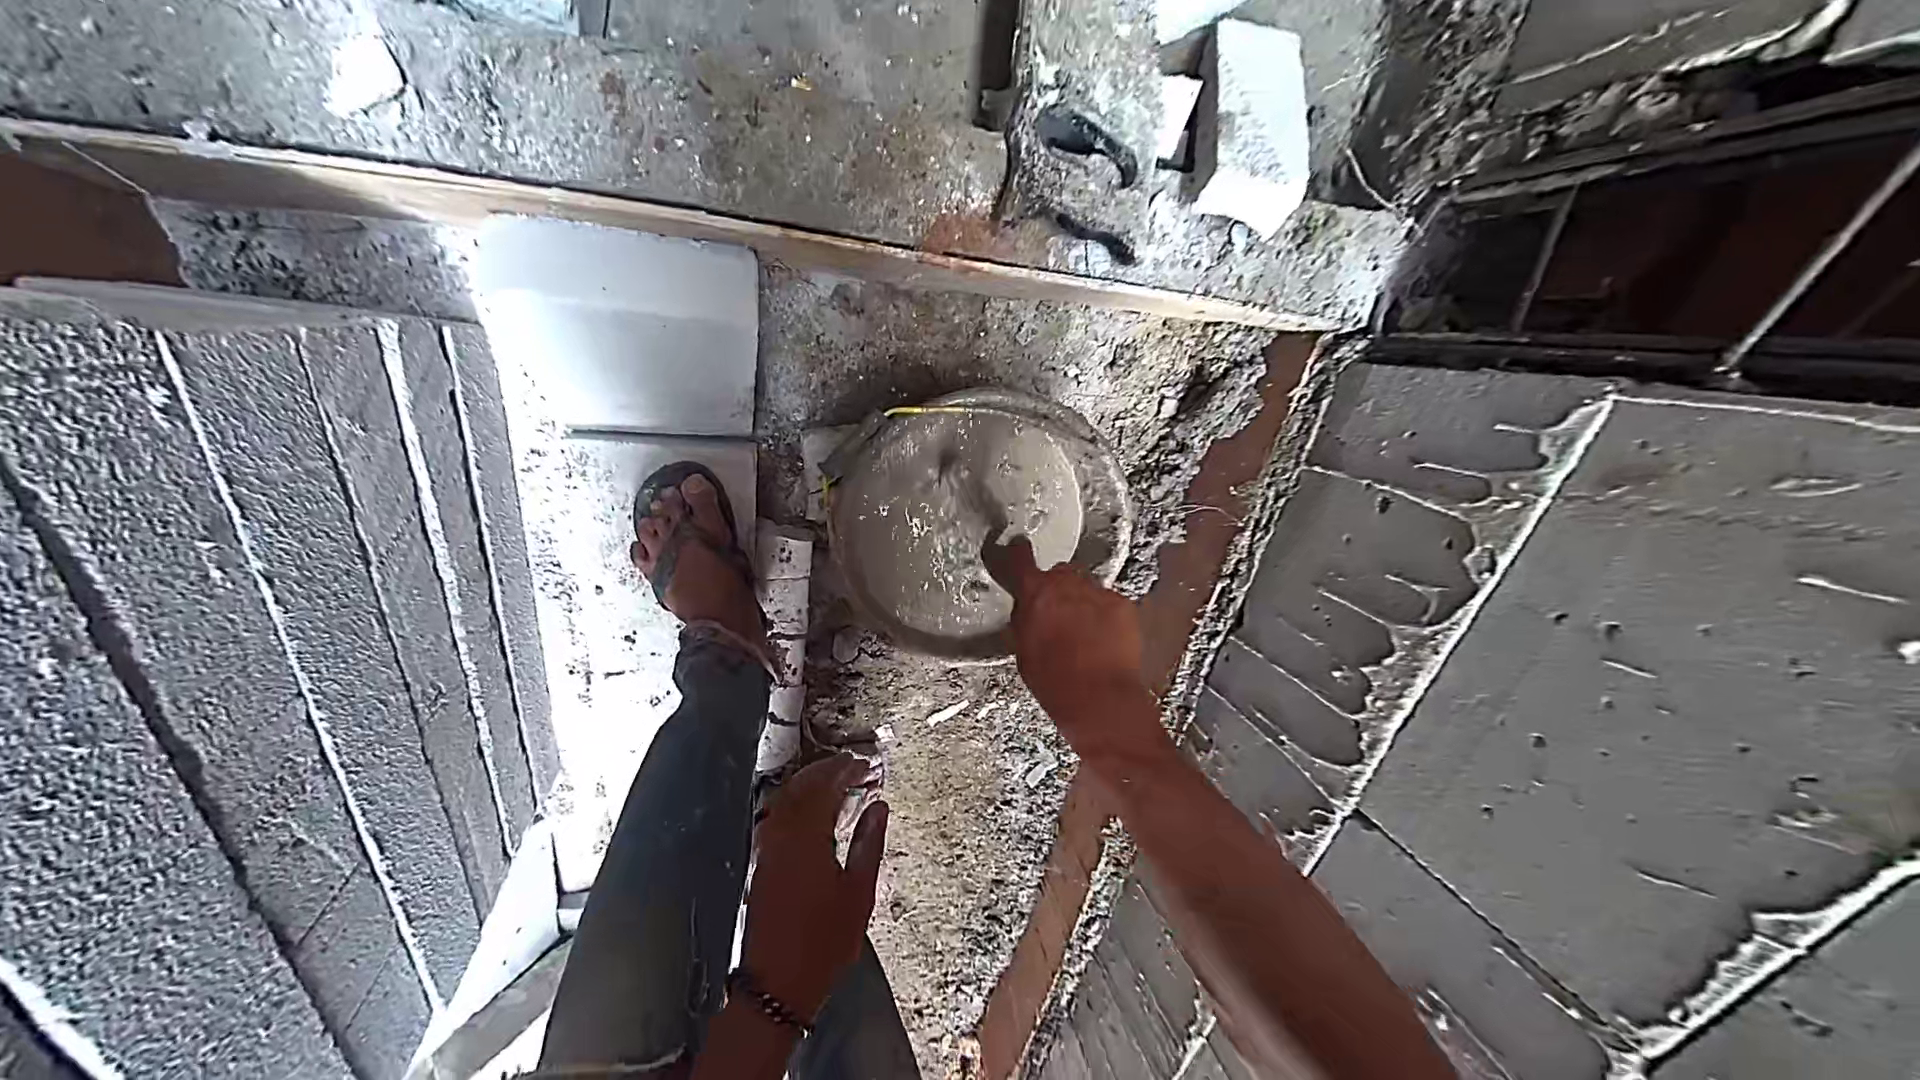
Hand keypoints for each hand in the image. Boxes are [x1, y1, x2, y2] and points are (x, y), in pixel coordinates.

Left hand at [740, 754, 887, 1022]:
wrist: (777, 985)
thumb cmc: (823, 943)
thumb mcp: (859, 892)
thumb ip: (869, 842)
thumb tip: (878, 807)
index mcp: (807, 838)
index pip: (827, 788)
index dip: (848, 771)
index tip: (867, 765)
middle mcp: (782, 836)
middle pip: (803, 785)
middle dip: (829, 769)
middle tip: (854, 764)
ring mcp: (768, 848)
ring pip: (787, 797)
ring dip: (811, 781)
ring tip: (836, 779)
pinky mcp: (762, 861)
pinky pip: (778, 813)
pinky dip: (797, 799)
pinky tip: (811, 807)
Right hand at [985, 537, 1153, 736]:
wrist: (1100, 700)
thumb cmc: (1055, 682)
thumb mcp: (1023, 650)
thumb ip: (1023, 619)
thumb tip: (1026, 609)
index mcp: (1036, 593)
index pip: (1020, 559)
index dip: (1016, 553)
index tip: (1016, 548)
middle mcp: (1067, 585)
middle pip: (1058, 574)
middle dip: (1056, 590)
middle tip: (1055, 617)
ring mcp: (1098, 593)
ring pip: (1085, 588)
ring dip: (1081, 604)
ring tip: (1081, 636)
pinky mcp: (1122, 605)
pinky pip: (1108, 602)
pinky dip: (1104, 616)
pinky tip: (1102, 641)